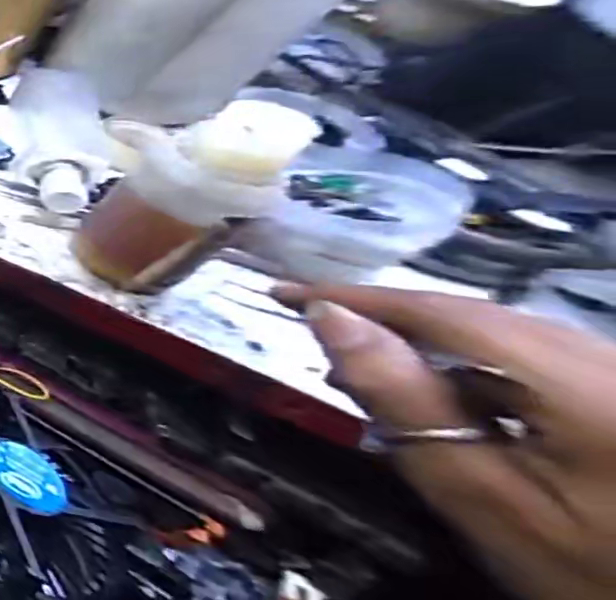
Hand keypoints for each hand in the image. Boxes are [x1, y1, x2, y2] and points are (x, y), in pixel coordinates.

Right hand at [278, 283, 615, 599]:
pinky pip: (551, 356)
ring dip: (437, 337)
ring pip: (516, 333)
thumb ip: (407, 404)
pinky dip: (487, 360)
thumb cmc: (590, 574)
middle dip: (395, 316)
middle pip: (484, 317)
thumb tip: (327, 317)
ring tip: (381, 364)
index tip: (280, 293)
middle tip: (320, 329)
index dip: (355, 297)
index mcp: (588, 389)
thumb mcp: (485, 498)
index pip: (443, 314)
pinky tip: (462, 390)